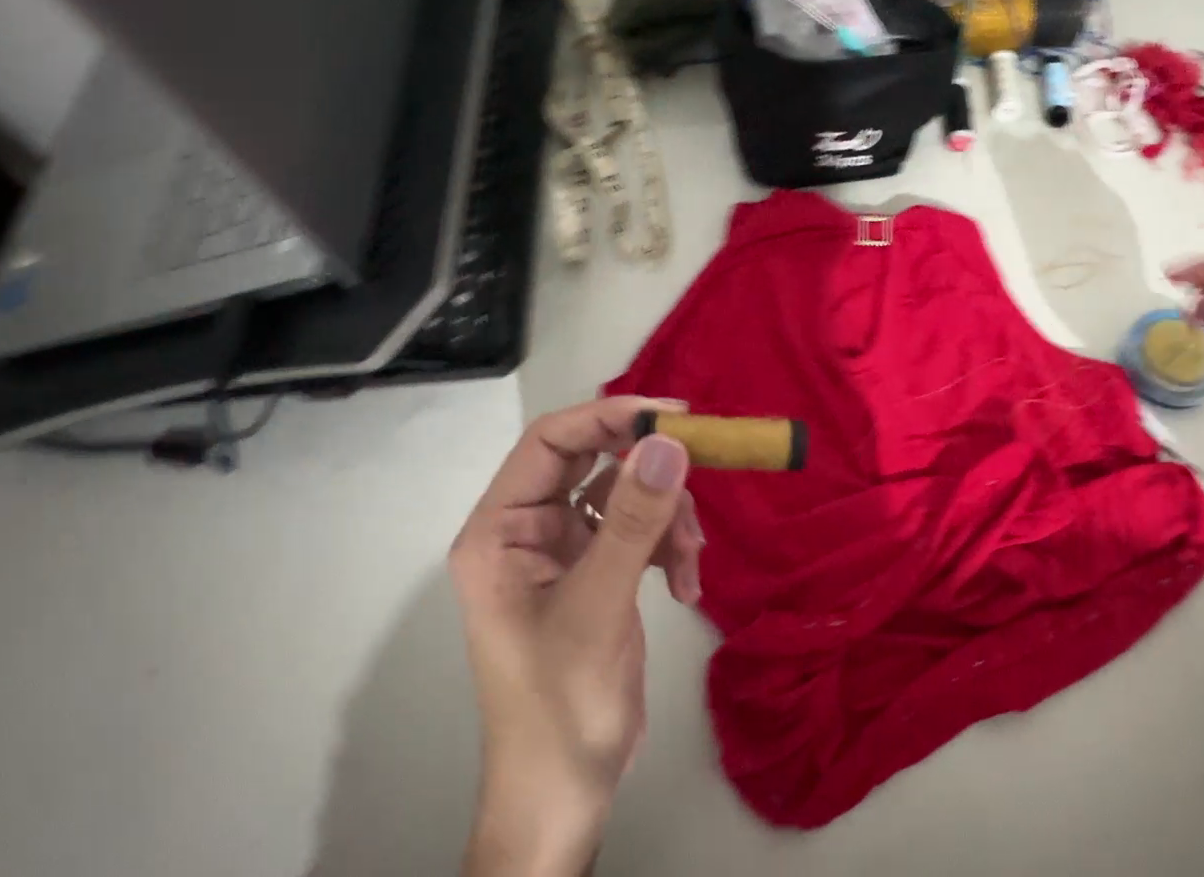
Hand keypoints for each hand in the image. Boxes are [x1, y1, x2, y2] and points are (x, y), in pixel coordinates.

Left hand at [448, 397, 701, 876]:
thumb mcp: (598, 606)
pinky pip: (642, 535)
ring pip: (628, 498)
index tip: (676, 416)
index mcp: (500, 532)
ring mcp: (566, 555)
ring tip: (692, 563)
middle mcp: (529, 533)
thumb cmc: (562, 702)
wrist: (567, 788)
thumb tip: (670, 443)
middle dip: (650, 472)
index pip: (550, 444)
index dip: (610, 418)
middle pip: (594, 464)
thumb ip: (632, 522)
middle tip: (703, 465)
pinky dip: (671, 551)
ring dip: (669, 521)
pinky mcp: (600, 576)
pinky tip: (686, 590)